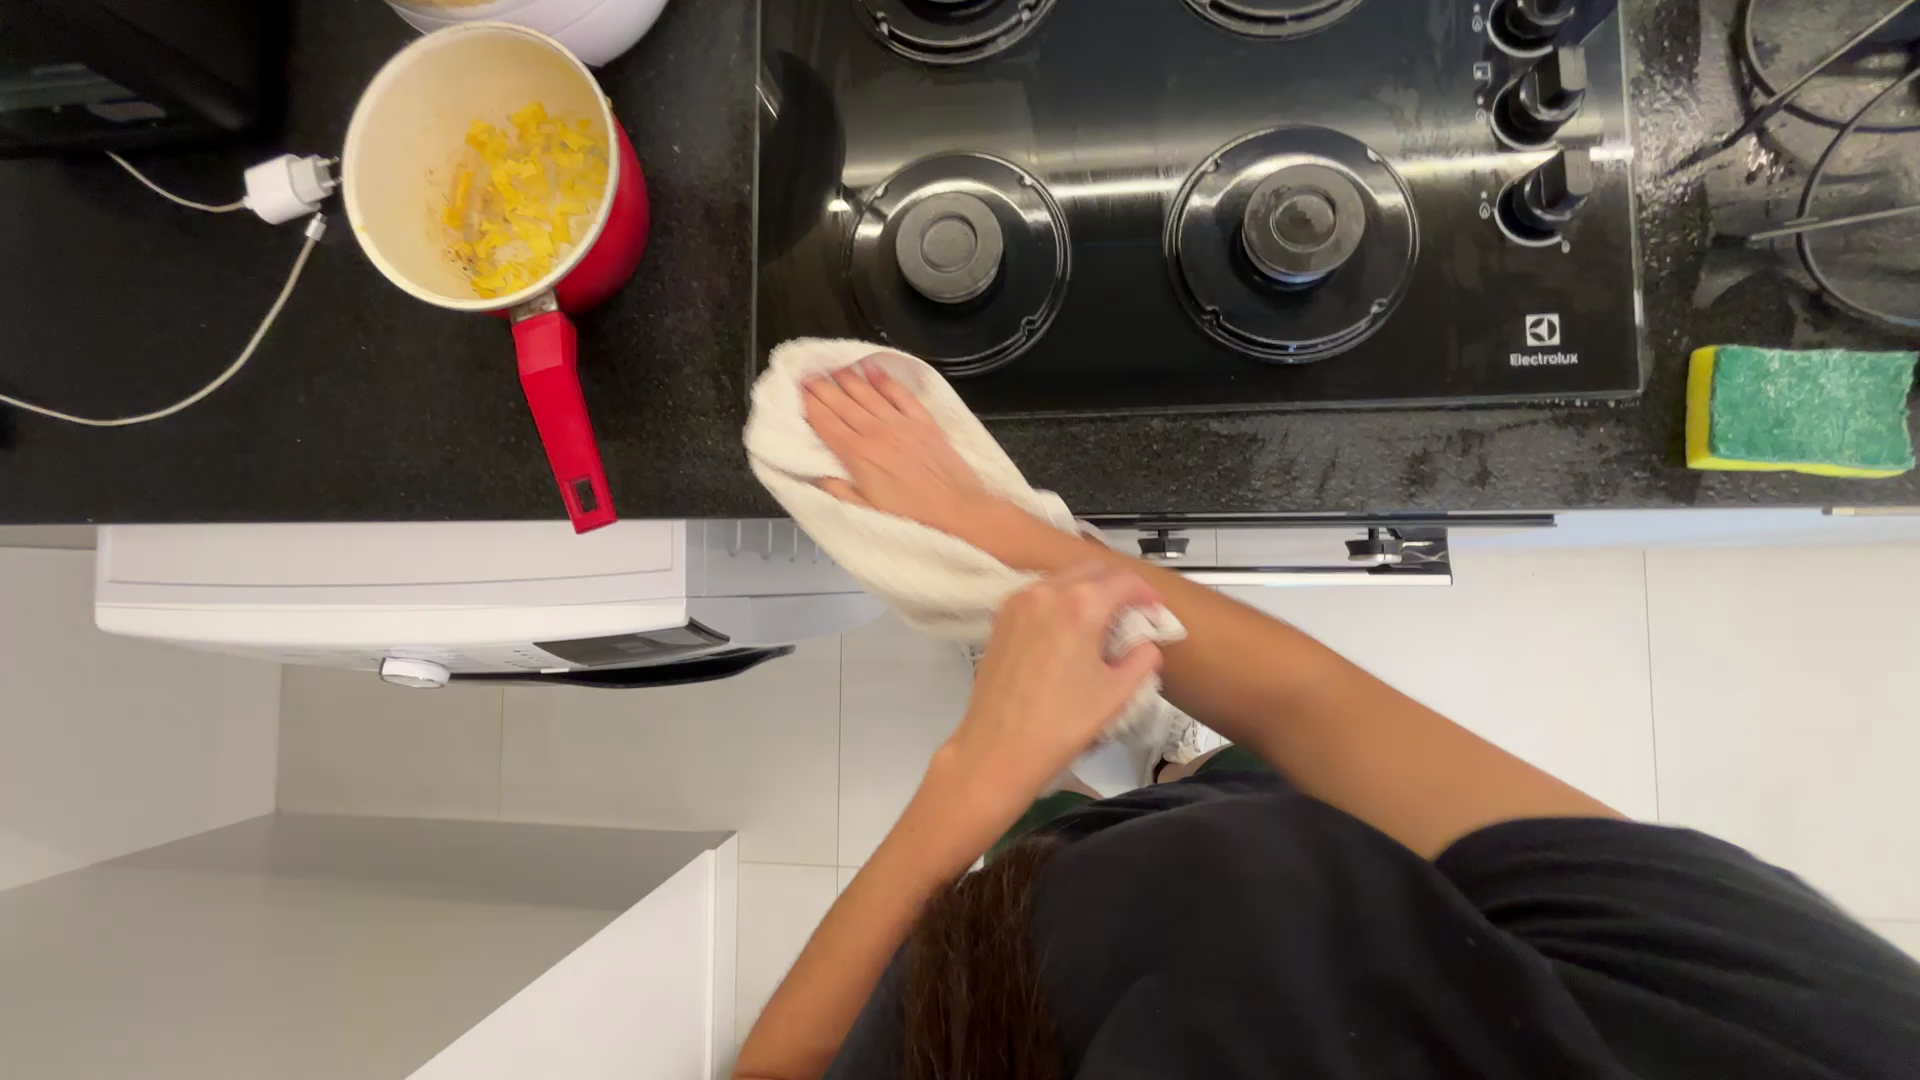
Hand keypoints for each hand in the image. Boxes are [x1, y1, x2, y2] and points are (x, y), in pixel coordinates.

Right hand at [802, 357, 1028, 549]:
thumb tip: (817, 475)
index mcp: (858, 456)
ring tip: (832, 367)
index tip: (797, 391)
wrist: (957, 511)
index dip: (809, 404)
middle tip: (807, 373)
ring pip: (868, 393)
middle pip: (842, 403)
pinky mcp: (924, 422)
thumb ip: (839, 490)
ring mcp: (901, 424)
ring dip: (848, 378)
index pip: (825, 422)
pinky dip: (885, 380)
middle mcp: (877, 433)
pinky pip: (900, 394)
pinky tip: (872, 368)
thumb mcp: (867, 511)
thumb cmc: (913, 517)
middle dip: (822, 386)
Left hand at [928, 564, 1165, 824]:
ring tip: (1101, 624)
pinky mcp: (1000, 618)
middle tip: (1132, 614)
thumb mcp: (1118, 693)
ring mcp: (1018, 602)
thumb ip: (1142, 658)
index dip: (1146, 593)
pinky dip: (1059, 602)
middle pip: (1092, 571)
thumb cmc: (1060, 724)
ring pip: (1062, 579)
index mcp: (1081, 604)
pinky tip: (1068, 631)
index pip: (1124, 580)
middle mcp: (1046, 591)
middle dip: (1117, 587)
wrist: (998, 747)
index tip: (1155, 610)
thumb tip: (1146, 645)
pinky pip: (1039, 595)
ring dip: (1087, 591)